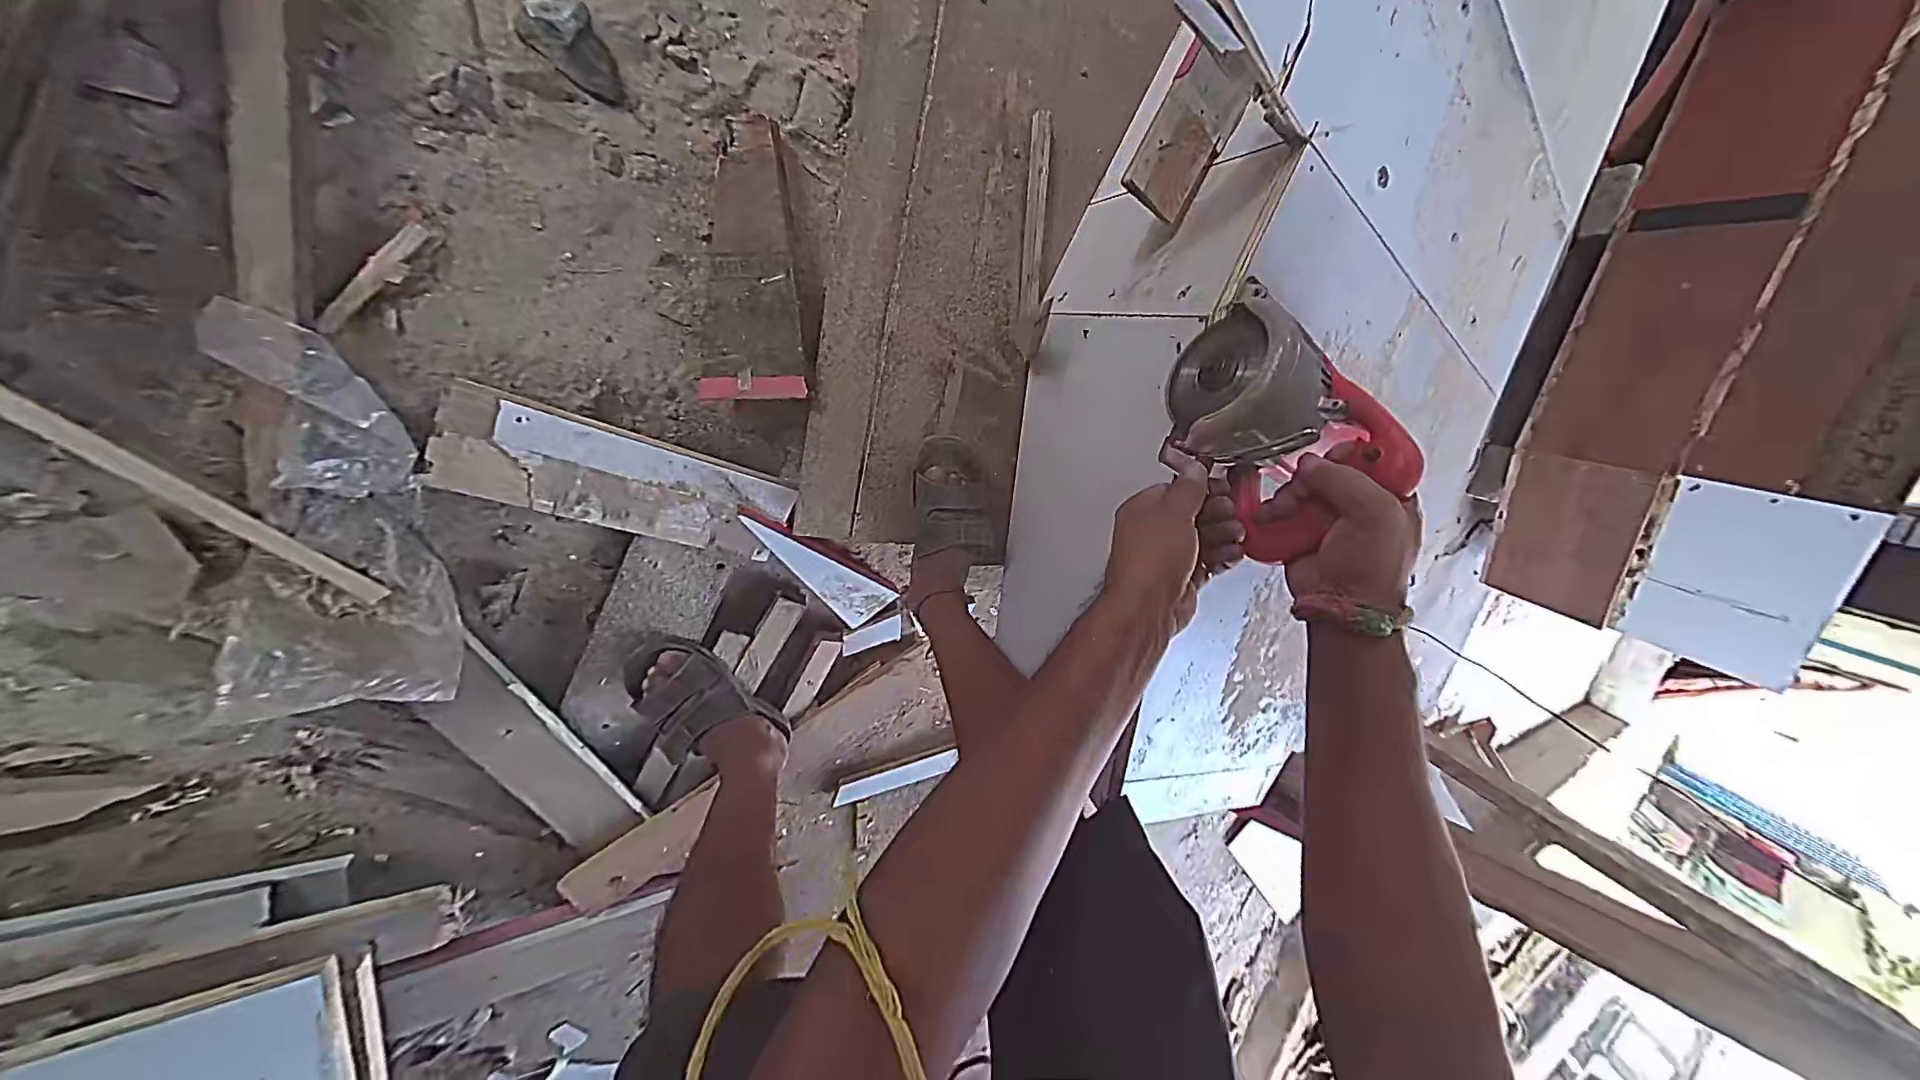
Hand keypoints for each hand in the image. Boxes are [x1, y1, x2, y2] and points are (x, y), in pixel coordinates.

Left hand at [1104, 443, 1244, 628]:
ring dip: (1224, 535)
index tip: (1225, 490)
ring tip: (1236, 534)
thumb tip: (1194, 469)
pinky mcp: (1181, 578)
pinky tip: (1232, 554)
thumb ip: (1188, 488)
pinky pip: (1207, 561)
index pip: (1176, 489)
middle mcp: (1152, 532)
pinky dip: (1222, 556)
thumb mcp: (1174, 512)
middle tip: (1231, 514)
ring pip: (1203, 538)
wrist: (1148, 607)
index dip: (1203, 488)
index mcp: (1142, 510)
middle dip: (1218, 513)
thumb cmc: (1148, 562)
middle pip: (1193, 513)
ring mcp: (1166, 556)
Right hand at [1257, 441, 1419, 609]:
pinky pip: (1282, 510)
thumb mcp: (1375, 513)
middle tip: (1304, 490)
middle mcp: (1358, 504)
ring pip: (1300, 488)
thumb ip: (1345, 479)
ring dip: (1287, 497)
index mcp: (1390, 495)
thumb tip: (1311, 464)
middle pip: (1327, 470)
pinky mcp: (1301, 531)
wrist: (1338, 605)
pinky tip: (1272, 517)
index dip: (1350, 451)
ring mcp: (1328, 518)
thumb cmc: (1372, 569)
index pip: (1371, 456)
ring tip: (1285, 511)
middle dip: (1309, 478)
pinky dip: (1273, 512)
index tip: (1332, 452)